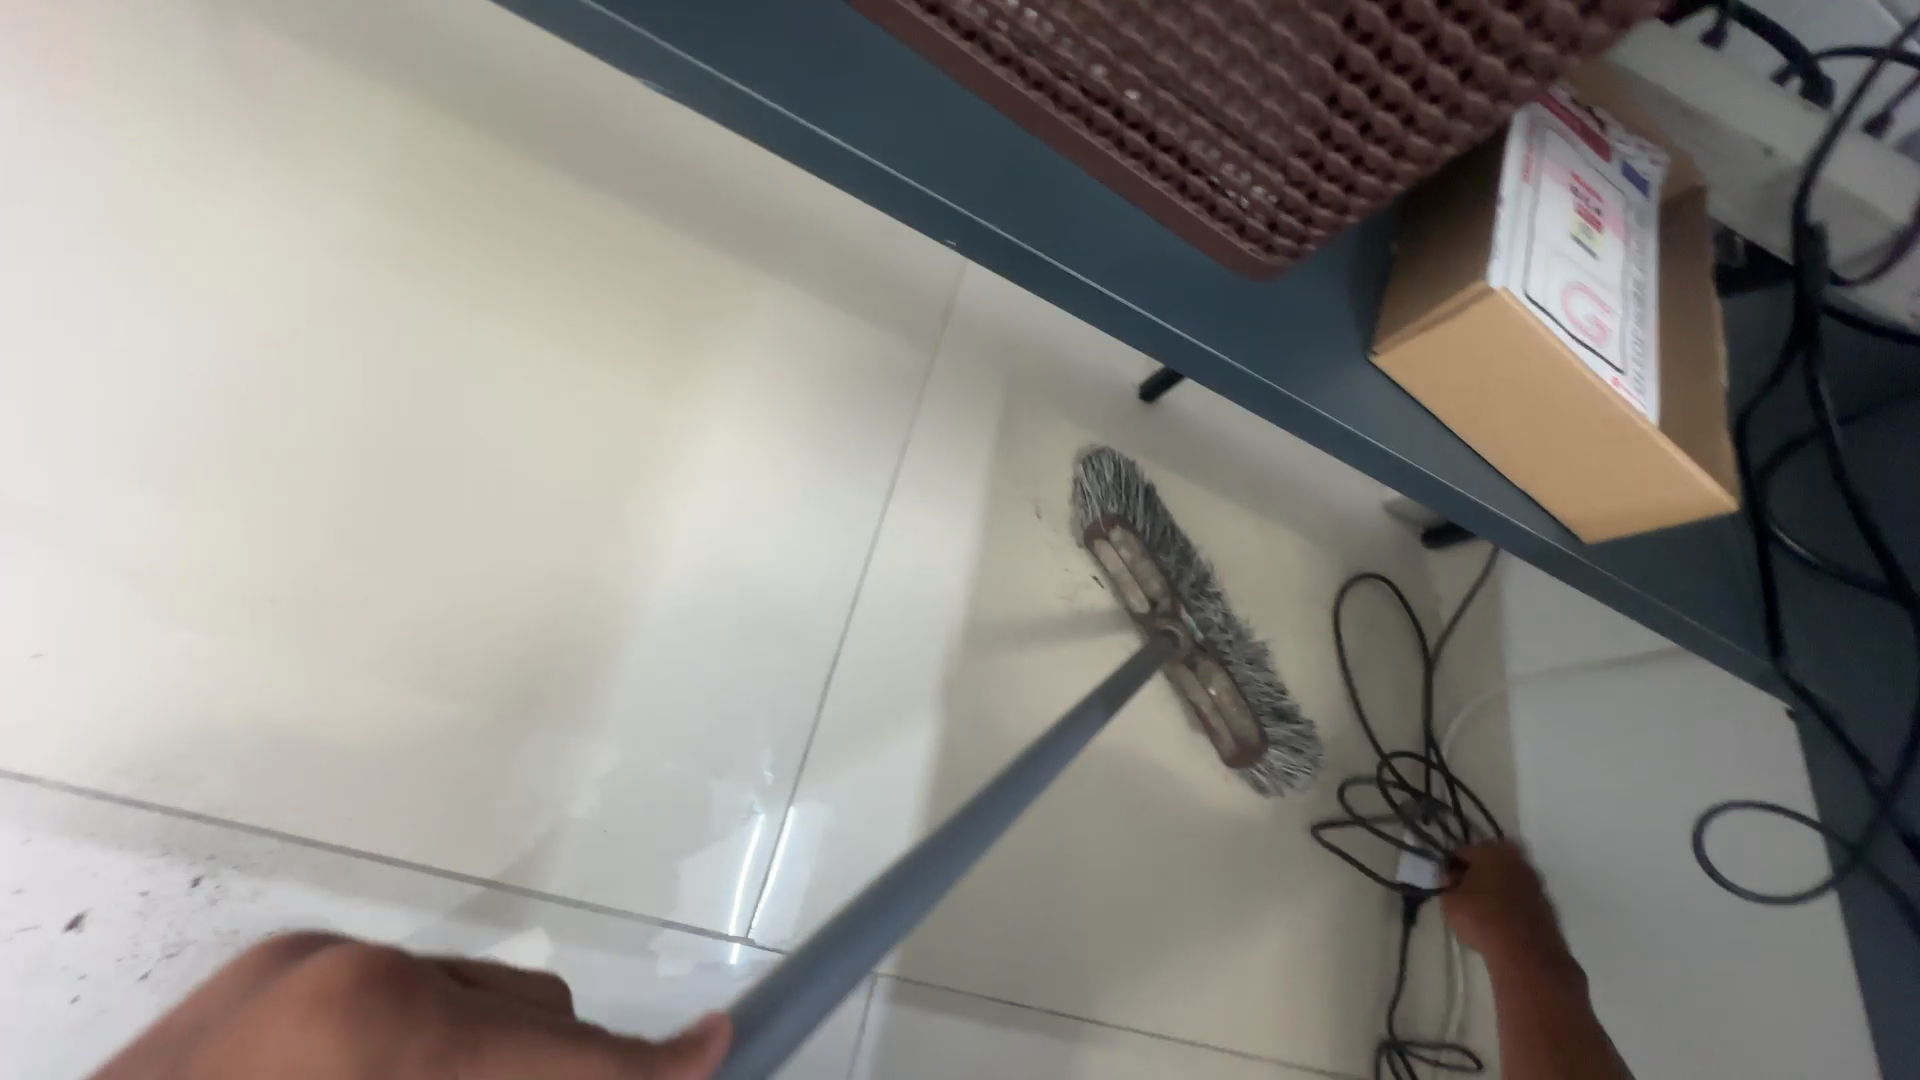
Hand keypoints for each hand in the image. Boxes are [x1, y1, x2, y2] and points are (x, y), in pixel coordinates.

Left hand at [91, 932, 731, 1079]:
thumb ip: (526, 1076)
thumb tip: (606, 1072)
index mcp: (375, 1041)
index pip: (561, 1048)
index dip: (650, 1066)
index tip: (712, 1049)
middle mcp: (347, 976)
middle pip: (537, 1005)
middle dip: (556, 1068)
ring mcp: (304, 960)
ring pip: (478, 989)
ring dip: (486, 1052)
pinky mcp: (272, 962)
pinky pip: (411, 984)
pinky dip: (424, 1039)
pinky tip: (384, 1079)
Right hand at [1441, 841, 1573, 969]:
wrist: (1528, 955)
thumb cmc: (1481, 918)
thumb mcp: (1448, 900)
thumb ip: (1447, 884)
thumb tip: (1451, 878)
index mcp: (1490, 852)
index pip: (1461, 851)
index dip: (1450, 866)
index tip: (1444, 881)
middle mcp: (1515, 861)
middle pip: (1488, 863)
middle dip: (1475, 874)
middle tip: (1462, 892)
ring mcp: (1535, 884)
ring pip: (1505, 881)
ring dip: (1493, 889)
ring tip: (1479, 910)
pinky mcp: (1547, 907)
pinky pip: (1518, 899)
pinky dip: (1508, 905)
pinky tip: (1497, 922)